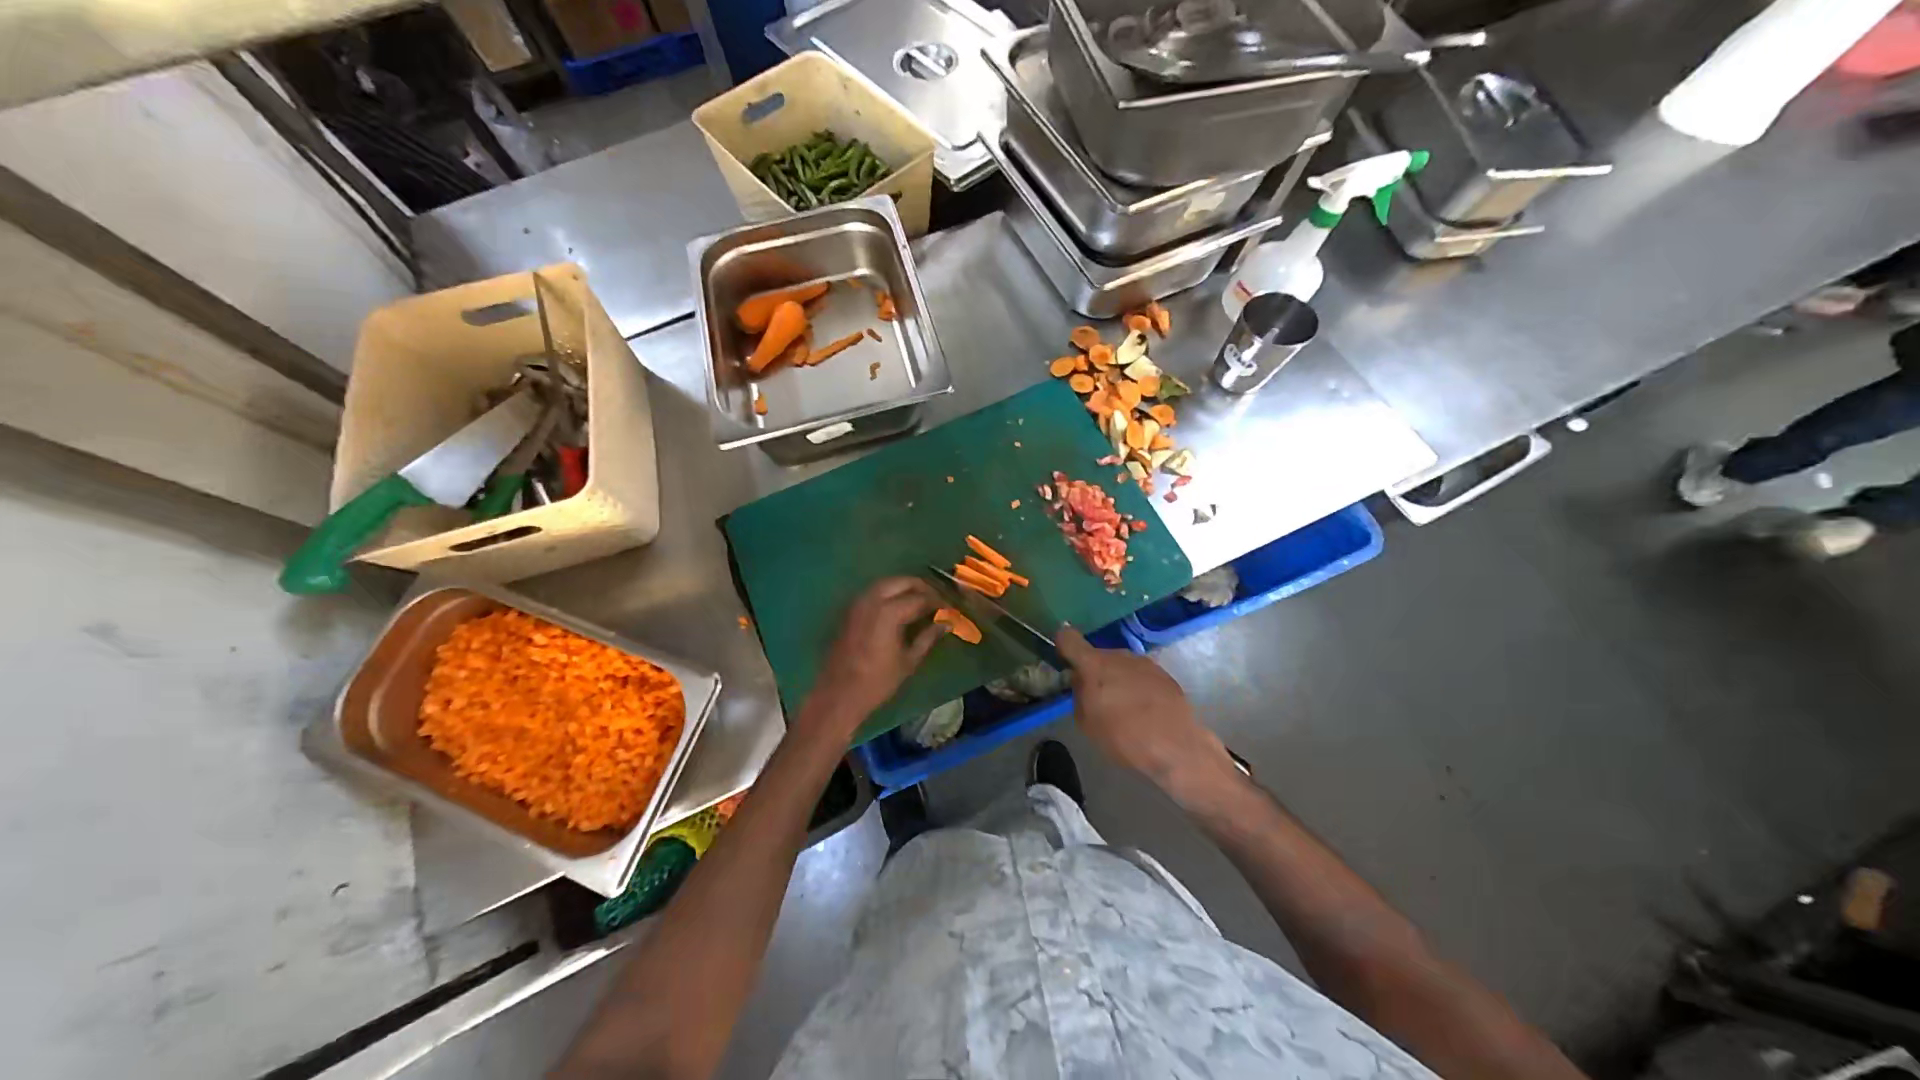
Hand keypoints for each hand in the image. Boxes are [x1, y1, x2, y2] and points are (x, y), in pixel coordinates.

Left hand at [804, 577, 946, 741]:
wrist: (839, 694)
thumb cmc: (877, 682)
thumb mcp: (909, 660)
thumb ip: (928, 637)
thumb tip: (946, 623)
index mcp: (889, 612)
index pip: (921, 598)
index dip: (939, 602)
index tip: (951, 609)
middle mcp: (872, 600)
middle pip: (902, 582)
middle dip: (922, 587)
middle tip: (937, 600)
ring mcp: (858, 603)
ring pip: (886, 584)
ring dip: (905, 587)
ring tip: (921, 602)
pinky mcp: (850, 611)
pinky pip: (873, 593)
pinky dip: (890, 594)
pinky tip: (900, 608)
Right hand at [1056, 626, 1237, 799]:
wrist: (1176, 745)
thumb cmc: (1124, 737)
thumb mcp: (1087, 724)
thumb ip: (1079, 696)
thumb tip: (1082, 682)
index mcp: (1093, 665)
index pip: (1068, 638)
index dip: (1062, 644)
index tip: (1064, 658)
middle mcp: (1118, 655)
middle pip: (1097, 656)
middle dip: (1094, 672)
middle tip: (1097, 699)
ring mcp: (1144, 662)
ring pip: (1120, 665)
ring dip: (1117, 679)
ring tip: (1124, 708)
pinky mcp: (1164, 673)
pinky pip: (1140, 675)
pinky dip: (1137, 686)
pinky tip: (1144, 710)